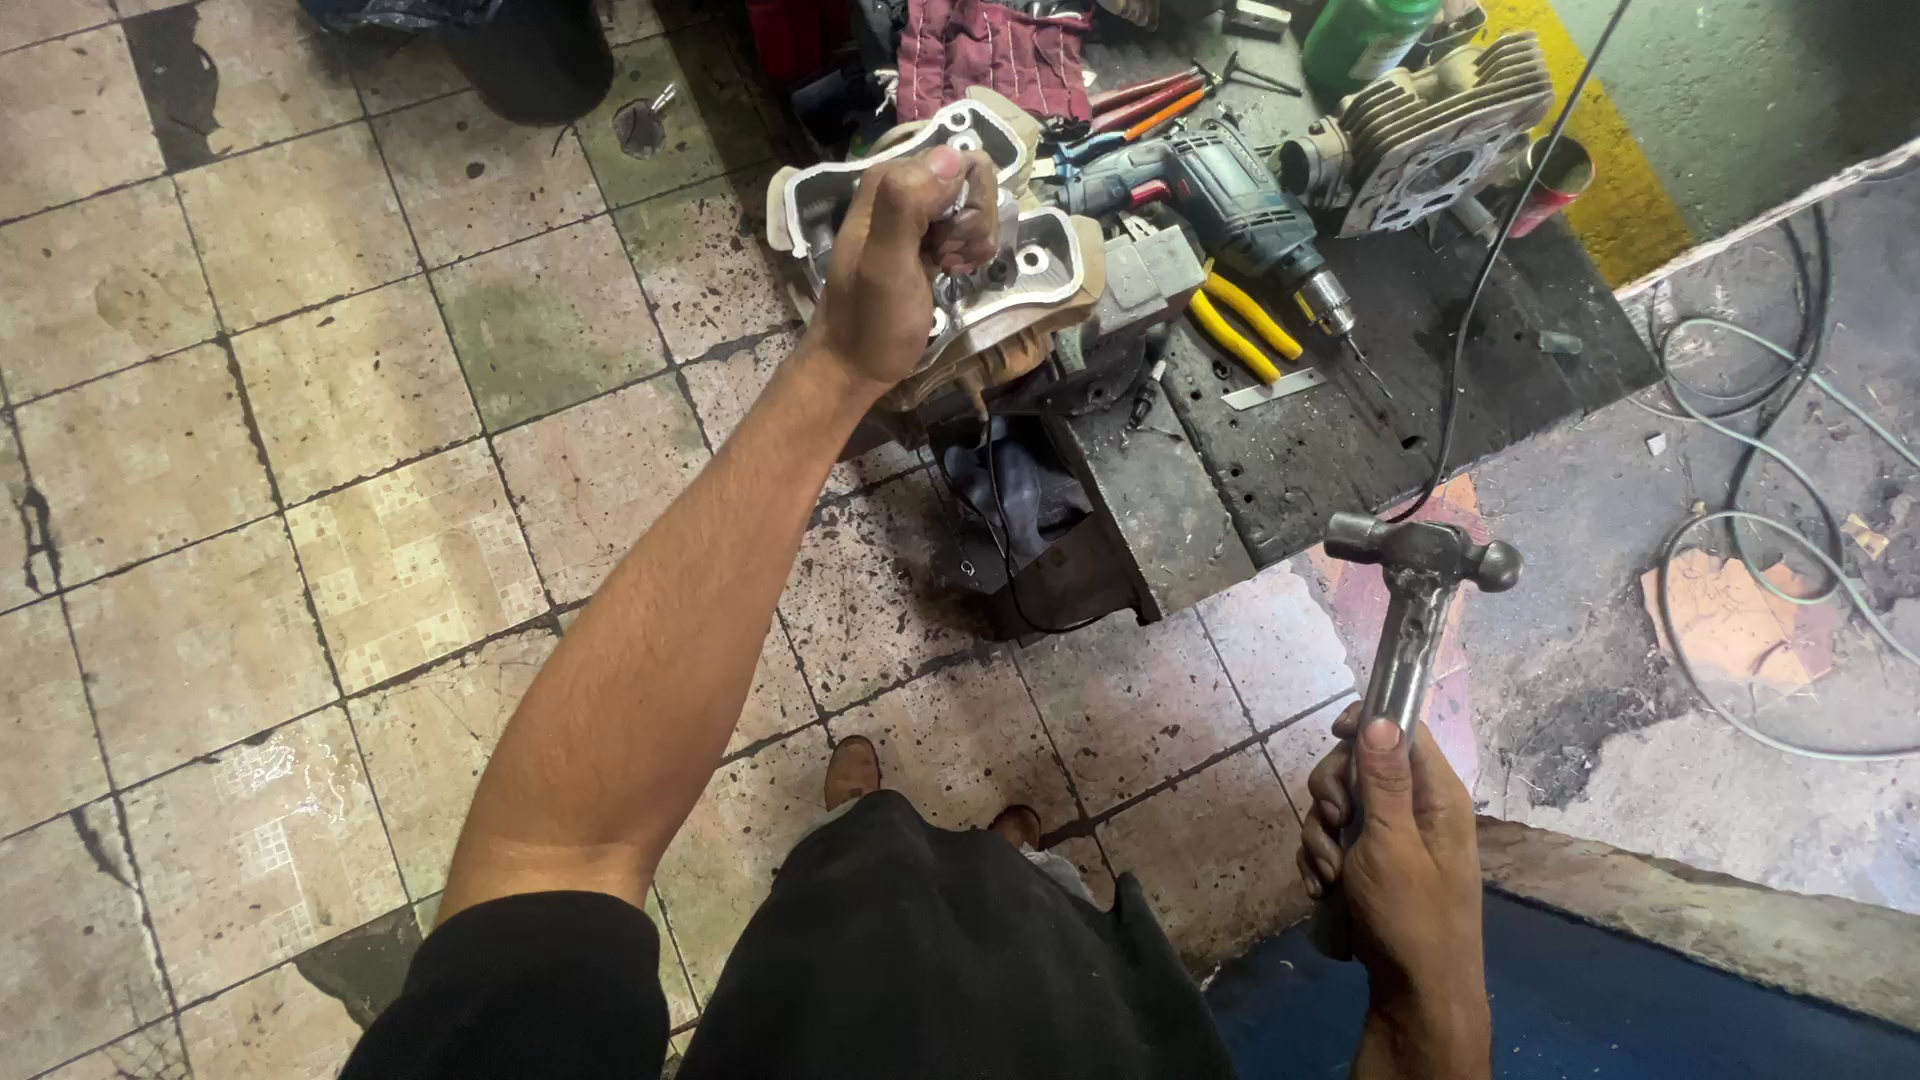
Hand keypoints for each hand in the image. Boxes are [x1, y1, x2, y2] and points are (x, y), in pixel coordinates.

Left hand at [806, 144, 998, 391]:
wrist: (855, 366)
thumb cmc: (871, 322)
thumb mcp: (884, 266)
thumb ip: (906, 205)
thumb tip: (953, 156)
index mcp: (887, 182)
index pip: (957, 160)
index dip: (966, 201)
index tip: (949, 244)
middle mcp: (901, 190)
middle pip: (970, 179)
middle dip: (974, 221)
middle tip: (951, 259)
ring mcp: (914, 218)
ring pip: (972, 205)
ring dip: (974, 239)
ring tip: (952, 268)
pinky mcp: (926, 244)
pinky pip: (965, 228)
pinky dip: (970, 251)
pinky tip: (955, 272)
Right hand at [1298, 704, 1488, 1077]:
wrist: (1411, 990)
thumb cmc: (1412, 915)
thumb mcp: (1392, 843)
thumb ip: (1384, 780)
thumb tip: (1379, 718)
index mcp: (1435, 795)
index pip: (1403, 729)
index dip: (1367, 722)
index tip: (1334, 734)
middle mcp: (1412, 806)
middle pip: (1356, 762)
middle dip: (1332, 791)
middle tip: (1334, 820)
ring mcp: (1386, 832)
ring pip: (1335, 800)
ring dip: (1320, 832)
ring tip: (1330, 871)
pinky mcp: (1364, 856)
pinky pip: (1328, 834)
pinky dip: (1319, 855)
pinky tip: (1323, 884)